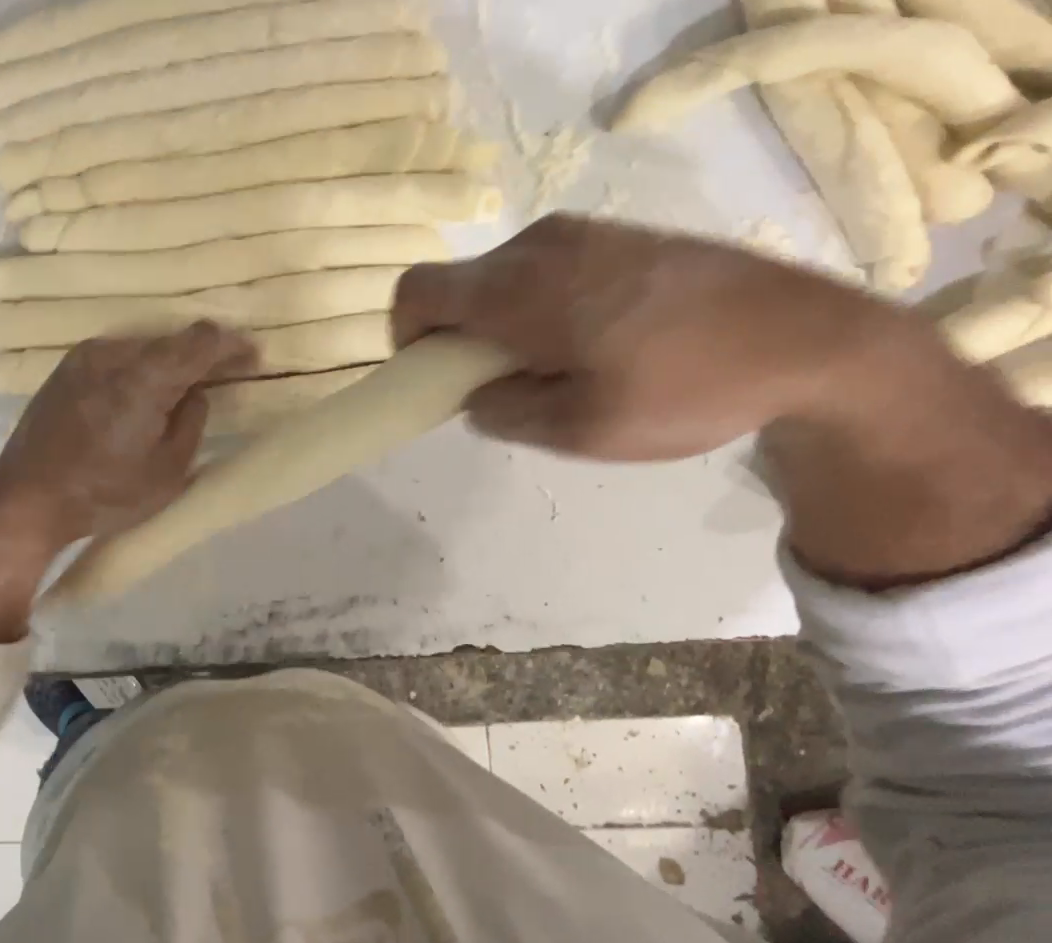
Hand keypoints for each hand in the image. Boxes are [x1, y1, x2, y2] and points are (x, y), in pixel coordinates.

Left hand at [0, 321, 254, 640]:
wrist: (25, 499)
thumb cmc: (102, 494)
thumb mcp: (167, 472)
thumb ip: (191, 423)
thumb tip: (195, 396)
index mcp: (143, 375)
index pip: (201, 340)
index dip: (232, 346)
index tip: (253, 357)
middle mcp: (112, 353)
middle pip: (170, 340)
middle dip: (201, 355)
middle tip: (224, 374)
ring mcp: (82, 357)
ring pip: (141, 347)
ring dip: (166, 362)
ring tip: (183, 387)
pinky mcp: (64, 370)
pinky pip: (115, 358)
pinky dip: (137, 369)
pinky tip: (142, 393)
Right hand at [394, 214, 1051, 587]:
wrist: (817, 342)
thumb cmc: (686, 391)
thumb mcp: (577, 430)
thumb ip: (501, 412)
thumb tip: (475, 395)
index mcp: (518, 290)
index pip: (414, 291)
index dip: (405, 337)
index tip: (436, 376)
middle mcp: (542, 245)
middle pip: (458, 286)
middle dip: (460, 338)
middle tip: (506, 385)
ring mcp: (587, 233)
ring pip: (502, 277)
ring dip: (503, 324)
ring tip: (558, 367)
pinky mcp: (622, 235)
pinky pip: (547, 268)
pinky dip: (542, 305)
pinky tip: (597, 341)